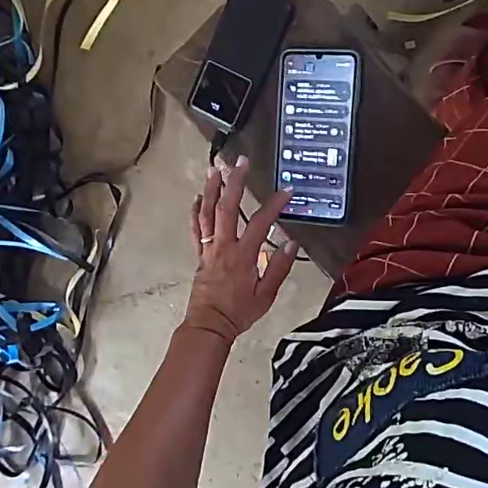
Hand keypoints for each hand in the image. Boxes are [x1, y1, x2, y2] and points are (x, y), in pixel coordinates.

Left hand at [184, 156, 299, 342]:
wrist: (210, 324)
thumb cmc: (239, 312)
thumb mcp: (266, 294)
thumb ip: (279, 267)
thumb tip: (291, 244)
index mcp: (243, 255)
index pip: (260, 223)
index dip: (274, 205)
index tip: (286, 192)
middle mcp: (223, 246)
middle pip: (227, 207)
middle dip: (234, 182)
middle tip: (240, 162)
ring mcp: (208, 248)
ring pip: (207, 212)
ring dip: (211, 189)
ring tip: (215, 169)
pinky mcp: (200, 254)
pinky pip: (196, 228)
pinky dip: (196, 211)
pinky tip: (198, 197)